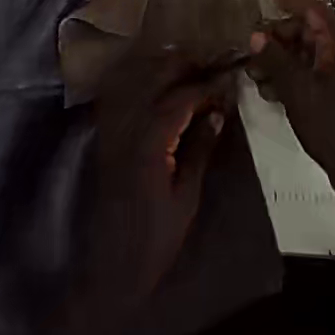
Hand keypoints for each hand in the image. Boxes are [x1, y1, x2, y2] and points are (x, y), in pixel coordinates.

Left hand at [82, 55, 235, 301]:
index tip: (228, 76)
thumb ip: (200, 149)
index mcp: (151, 141)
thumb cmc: (155, 237)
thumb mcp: (187, 196)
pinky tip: (157, 86)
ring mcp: (113, 130)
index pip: (181, 97)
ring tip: (190, 69)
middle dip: (184, 66)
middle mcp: (128, 127)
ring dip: (163, 70)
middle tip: (211, 66)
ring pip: (137, 82)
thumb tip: (217, 112)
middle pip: (156, 78)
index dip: (206, 84)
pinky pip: (122, 97)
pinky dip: (141, 84)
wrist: (110, 268)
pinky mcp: (106, 138)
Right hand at [248, 0, 334, 193]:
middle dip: (279, 39)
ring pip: (309, 55)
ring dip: (282, 61)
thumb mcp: (298, 92)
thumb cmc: (334, 127)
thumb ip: (276, 60)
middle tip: (252, 52)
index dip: (292, 2)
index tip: (267, 0)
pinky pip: (314, 74)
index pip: (317, 10)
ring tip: (256, 76)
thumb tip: (256, 35)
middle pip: (311, 33)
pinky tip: (272, 92)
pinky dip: (294, 77)